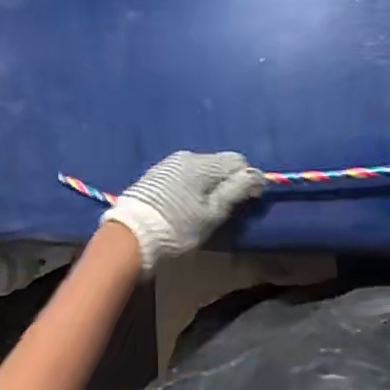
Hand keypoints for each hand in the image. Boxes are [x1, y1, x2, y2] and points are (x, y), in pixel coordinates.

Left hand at [100, 151, 265, 271]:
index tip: (246, 202)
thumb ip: (236, 190)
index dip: (247, 179)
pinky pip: (184, 173)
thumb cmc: (178, 226)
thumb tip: (256, 175)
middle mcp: (186, 156)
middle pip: (219, 163)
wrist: (132, 232)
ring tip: (204, 208)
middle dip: (227, 181)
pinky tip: (186, 203)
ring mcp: (169, 163)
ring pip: (201, 168)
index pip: (238, 161)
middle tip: (224, 208)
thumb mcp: (212, 213)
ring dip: (209, 183)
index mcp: (202, 163)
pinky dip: (192, 184)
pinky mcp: (157, 173)